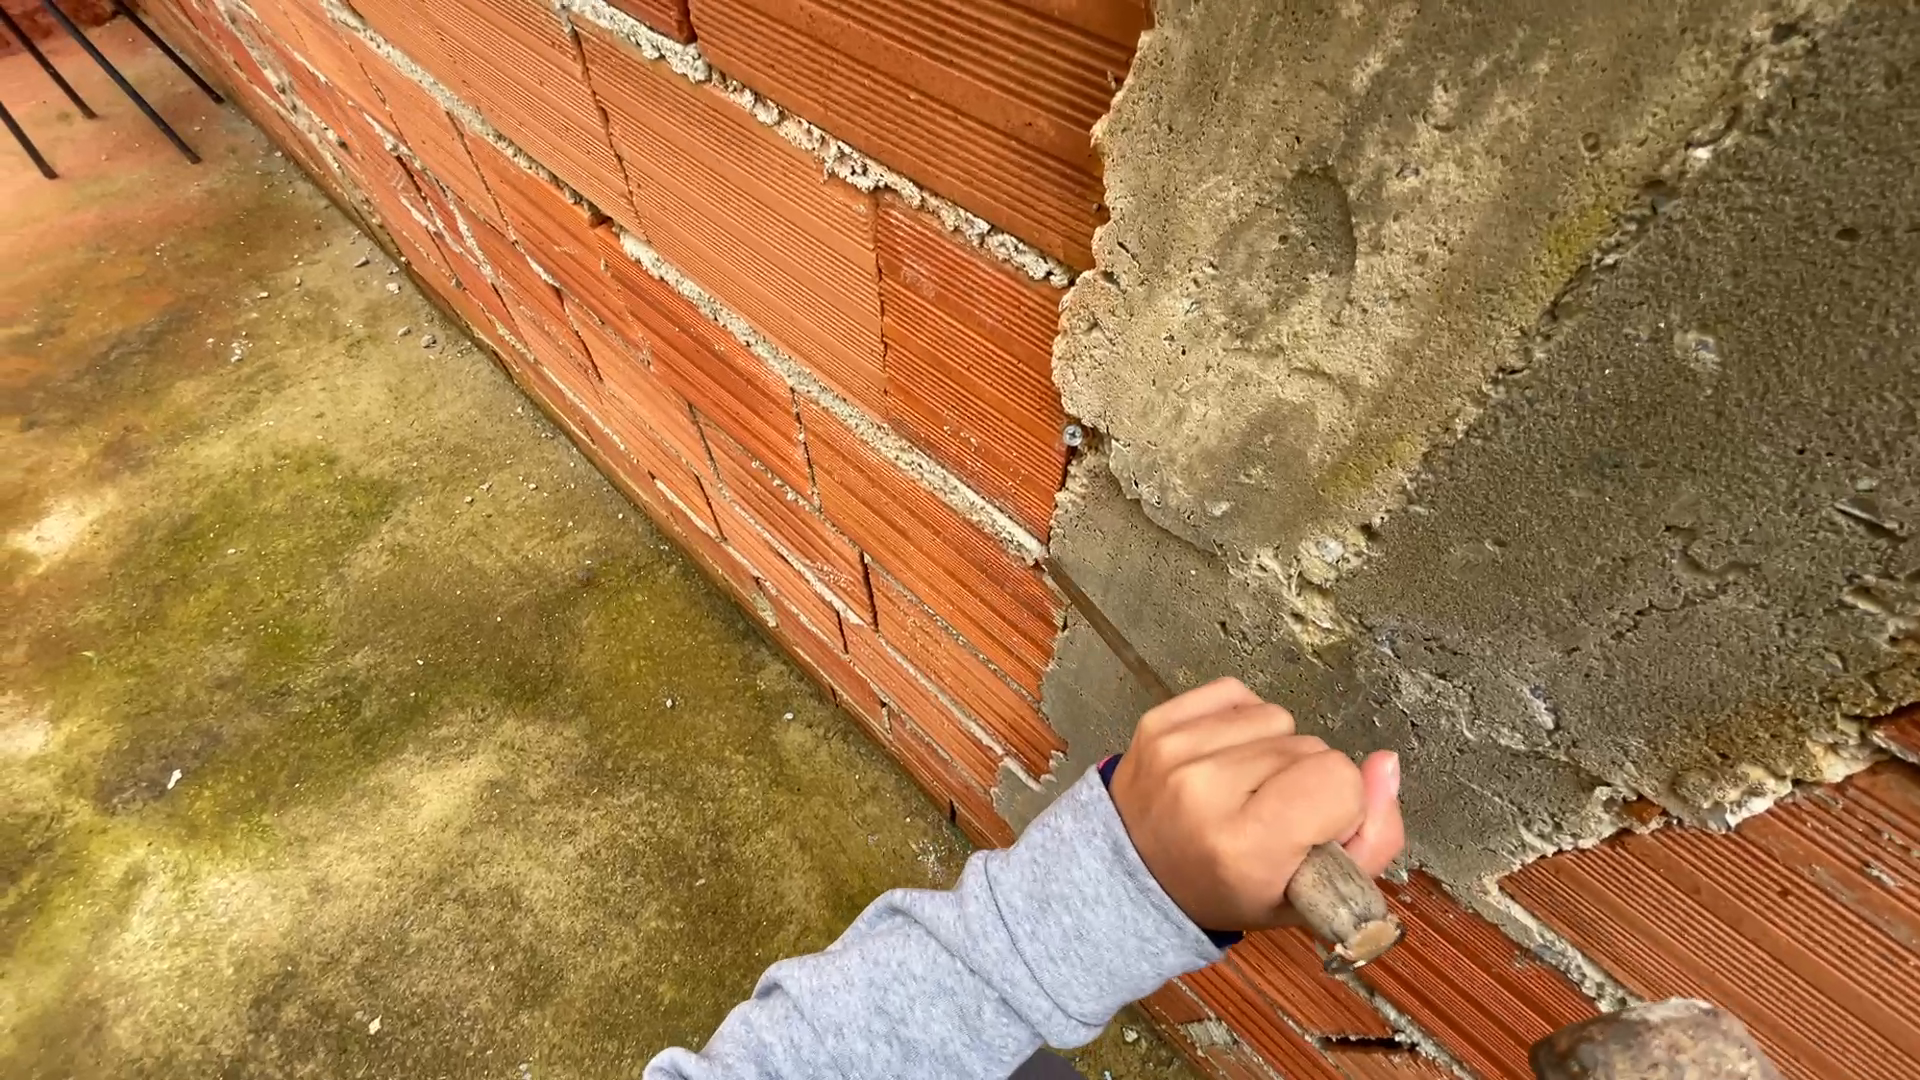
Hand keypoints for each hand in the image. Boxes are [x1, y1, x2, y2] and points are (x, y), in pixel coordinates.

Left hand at [1108, 678, 1403, 931]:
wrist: (1135, 870)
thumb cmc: (1225, 887)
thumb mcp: (1308, 896)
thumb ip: (1372, 839)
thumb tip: (1386, 762)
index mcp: (1245, 847)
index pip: (1336, 778)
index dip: (1339, 804)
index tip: (1311, 830)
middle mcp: (1203, 791)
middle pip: (1308, 746)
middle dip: (1305, 779)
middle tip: (1271, 815)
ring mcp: (1174, 750)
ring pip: (1275, 716)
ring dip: (1274, 748)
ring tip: (1247, 787)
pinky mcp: (1156, 721)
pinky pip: (1235, 692)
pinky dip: (1242, 719)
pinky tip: (1228, 756)